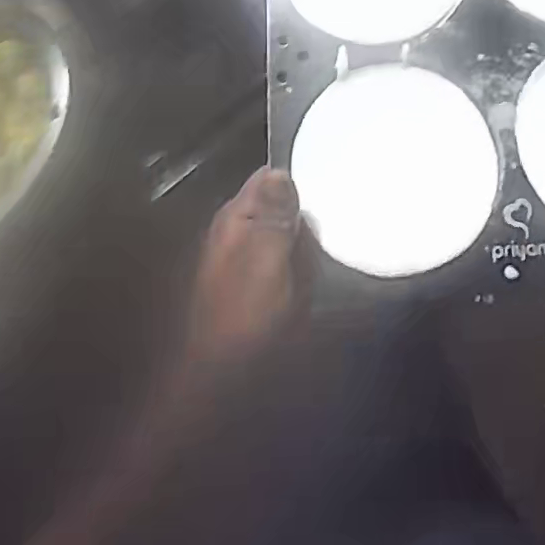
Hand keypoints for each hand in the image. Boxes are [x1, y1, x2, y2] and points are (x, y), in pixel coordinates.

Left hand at [183, 166, 304, 368]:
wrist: (223, 374)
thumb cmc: (245, 314)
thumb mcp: (265, 258)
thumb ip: (274, 214)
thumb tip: (279, 170)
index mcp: (236, 218)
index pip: (268, 177)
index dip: (296, 182)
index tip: (321, 196)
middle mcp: (239, 231)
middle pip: (286, 208)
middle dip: (305, 225)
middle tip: (308, 251)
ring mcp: (249, 255)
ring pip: (293, 236)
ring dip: (305, 251)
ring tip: (305, 276)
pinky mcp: (259, 279)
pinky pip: (291, 262)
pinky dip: (300, 271)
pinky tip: (302, 288)